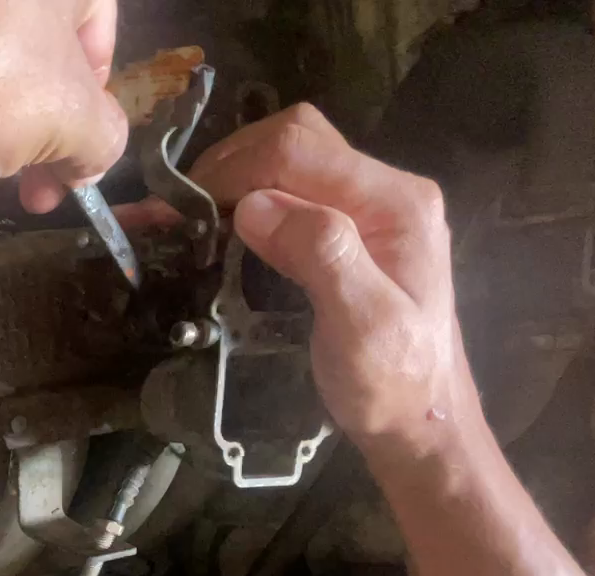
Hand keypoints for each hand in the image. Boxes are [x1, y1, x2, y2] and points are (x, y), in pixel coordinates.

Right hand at [186, 105, 487, 470]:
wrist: (417, 416)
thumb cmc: (389, 380)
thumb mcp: (360, 325)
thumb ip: (319, 255)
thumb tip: (252, 205)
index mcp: (393, 203)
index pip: (300, 151)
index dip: (231, 171)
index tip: (179, 211)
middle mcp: (383, 191)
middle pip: (296, 139)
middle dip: (227, 165)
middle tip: (176, 210)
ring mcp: (365, 208)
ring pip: (290, 158)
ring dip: (233, 176)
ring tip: (188, 215)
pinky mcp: (345, 230)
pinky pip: (290, 191)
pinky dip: (245, 197)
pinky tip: (219, 226)